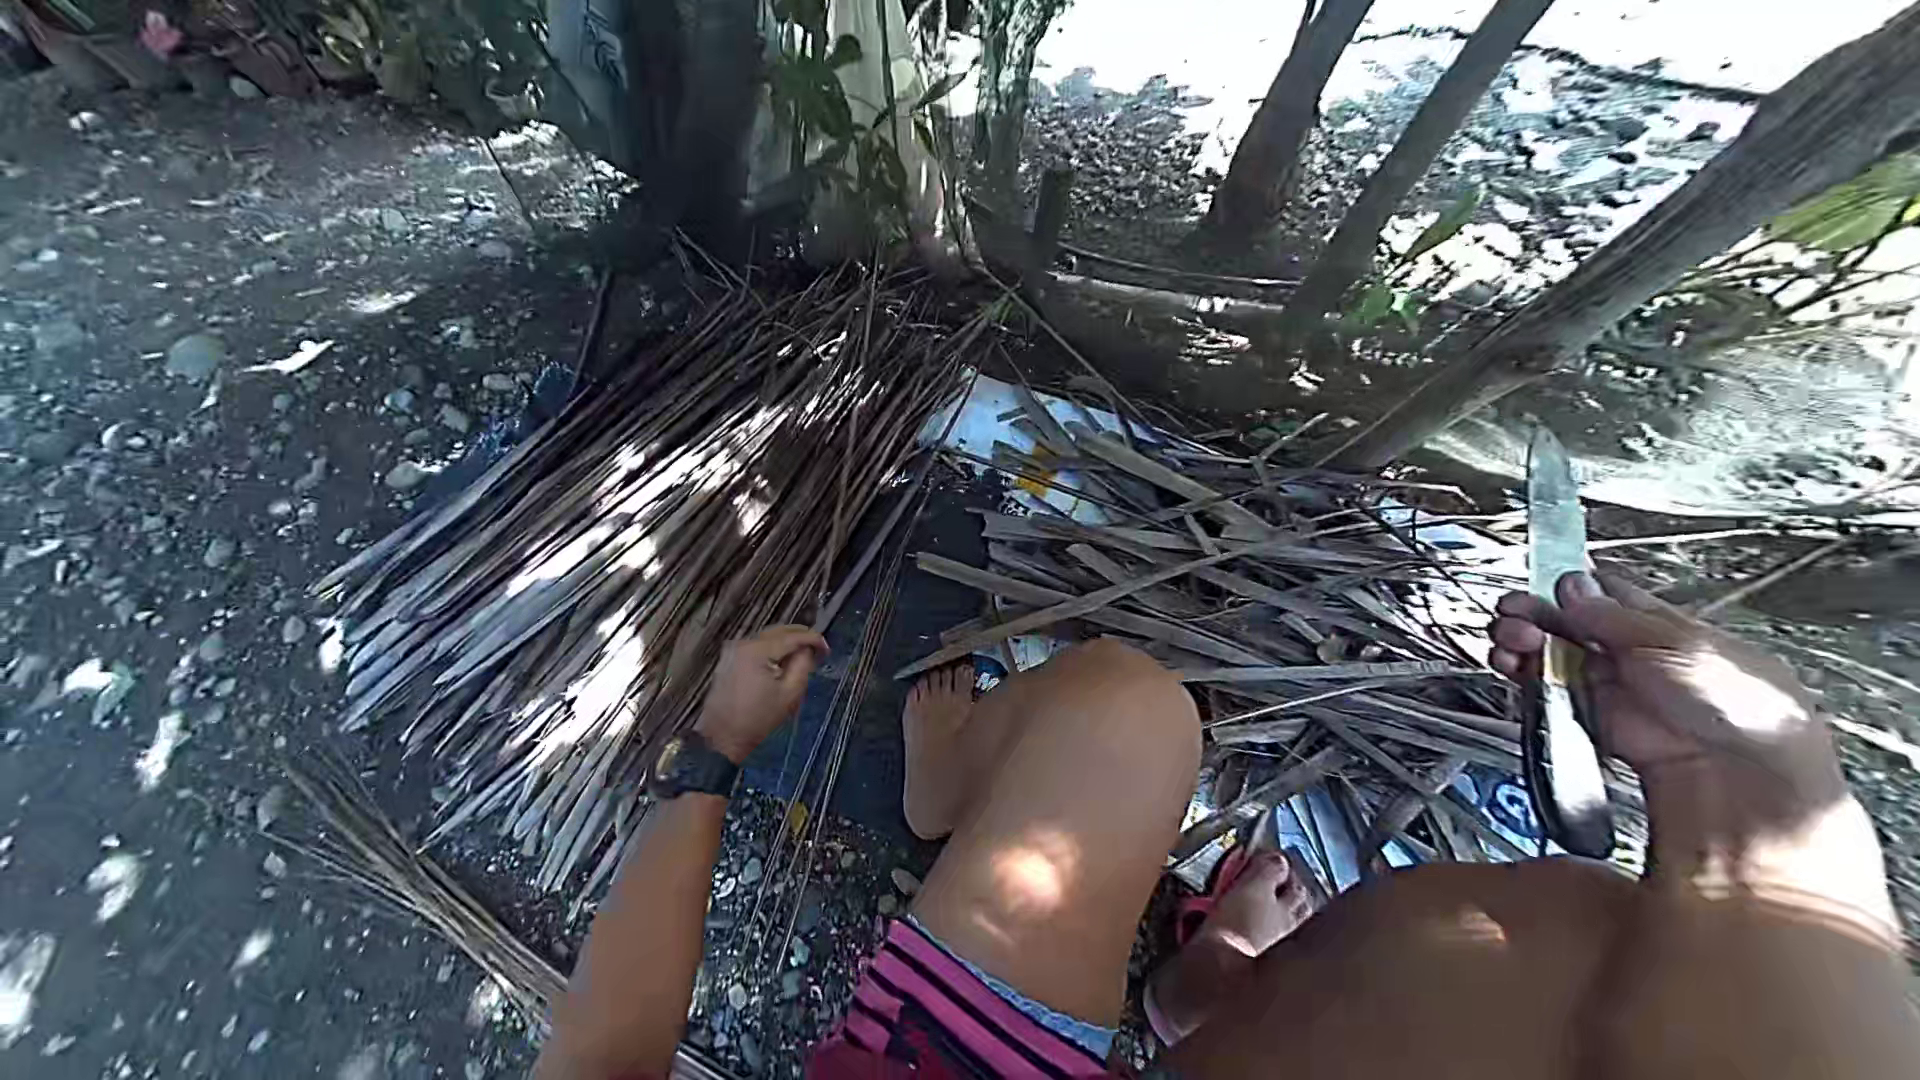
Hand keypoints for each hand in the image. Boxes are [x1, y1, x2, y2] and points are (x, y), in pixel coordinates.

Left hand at [693, 625, 828, 763]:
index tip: (827, 649)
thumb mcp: (789, 694)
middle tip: (817, 650)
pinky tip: (783, 661)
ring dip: (787, 643)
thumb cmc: (758, 719)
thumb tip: (808, 650)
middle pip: (779, 630)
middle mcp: (744, 643)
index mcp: (758, 650)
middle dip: (801, 637)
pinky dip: (773, 649)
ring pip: (768, 636)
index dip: (813, 639)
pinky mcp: (729, 659)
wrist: (722, 738)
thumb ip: (803, 665)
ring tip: (803, 656)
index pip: (792, 636)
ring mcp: (734, 650)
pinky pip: (758, 646)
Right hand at [1489, 571, 1834, 793]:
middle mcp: (1622, 650)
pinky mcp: (1576, 705)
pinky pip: (1534, 679)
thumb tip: (1573, 586)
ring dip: (1518, 635)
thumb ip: (1613, 614)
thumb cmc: (1733, 704)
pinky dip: (1514, 667)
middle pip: (1560, 618)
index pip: (1602, 594)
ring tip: (1516, 636)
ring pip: (1541, 646)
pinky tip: (1510, 660)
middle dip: (1532, 609)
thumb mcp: (1675, 641)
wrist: (1726, 768)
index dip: (1571, 586)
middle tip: (1516, 608)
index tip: (1548, 583)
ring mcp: (1598, 678)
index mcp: (1655, 625)